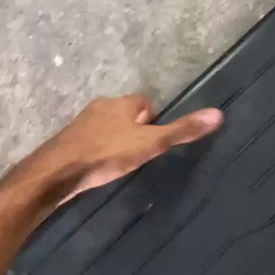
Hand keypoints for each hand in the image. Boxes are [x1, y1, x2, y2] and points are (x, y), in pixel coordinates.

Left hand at [11, 95, 222, 204]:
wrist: (56, 172)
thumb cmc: (107, 154)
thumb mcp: (150, 144)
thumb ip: (182, 131)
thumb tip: (218, 113)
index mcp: (122, 104)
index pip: (145, 102)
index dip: (154, 117)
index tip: (158, 136)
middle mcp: (101, 107)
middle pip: (125, 113)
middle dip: (135, 128)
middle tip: (144, 151)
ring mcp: (81, 124)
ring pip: (107, 127)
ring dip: (116, 139)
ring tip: (124, 161)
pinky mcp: (68, 142)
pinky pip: (91, 141)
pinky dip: (99, 150)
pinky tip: (101, 167)